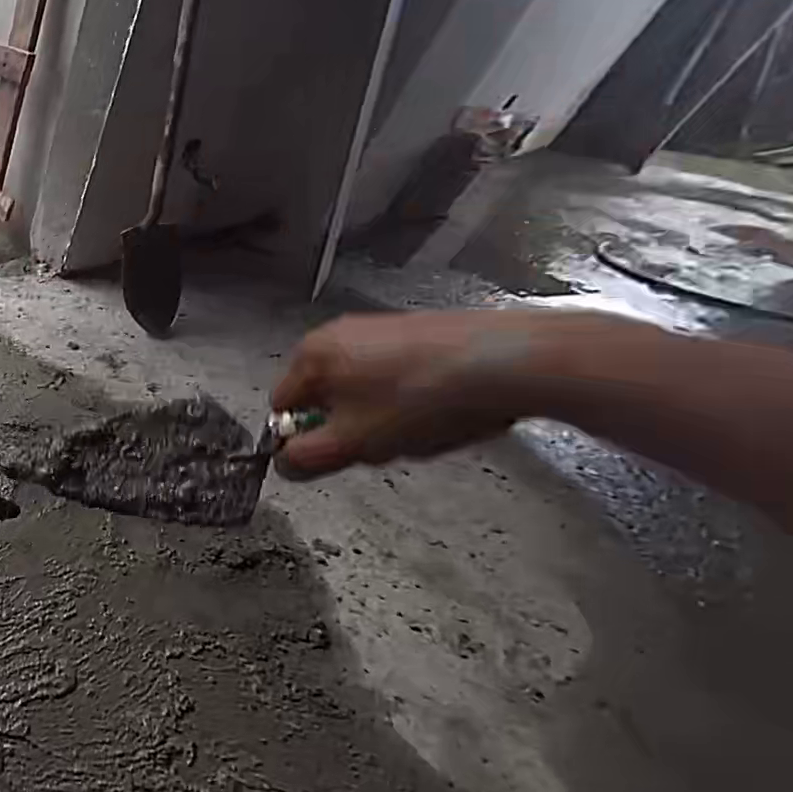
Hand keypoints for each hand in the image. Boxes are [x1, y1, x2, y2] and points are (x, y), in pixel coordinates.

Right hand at [270, 309, 560, 477]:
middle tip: (389, 442)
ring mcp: (379, 327)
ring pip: (364, 390)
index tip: (343, 449)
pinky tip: (447, 406)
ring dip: (385, 416)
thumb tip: (283, 464)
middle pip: (326, 398)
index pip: (282, 407)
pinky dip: (415, 395)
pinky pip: (397, 374)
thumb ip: (306, 458)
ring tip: (427, 426)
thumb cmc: (418, 400)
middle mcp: (336, 332)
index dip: (306, 436)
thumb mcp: (354, 443)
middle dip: (352, 427)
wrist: (510, 359)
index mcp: (309, 354)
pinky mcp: (419, 329)